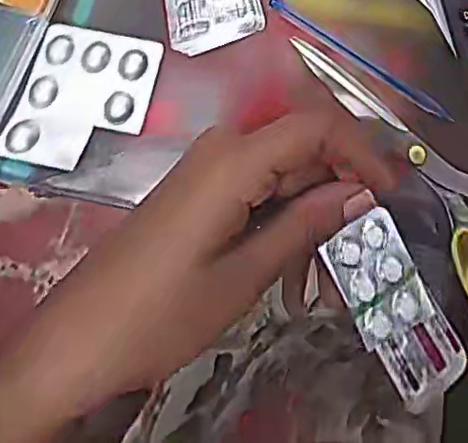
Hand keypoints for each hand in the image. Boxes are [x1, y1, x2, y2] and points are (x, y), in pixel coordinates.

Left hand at [0, 109, 398, 442]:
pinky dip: (283, 218)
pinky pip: (259, 185)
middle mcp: (223, 147)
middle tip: (356, 248)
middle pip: (301, 147)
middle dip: (336, 192)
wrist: (78, 341)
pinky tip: (288, 268)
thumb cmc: (159, 312)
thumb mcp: (244, 275)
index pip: (315, 126)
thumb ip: (304, 224)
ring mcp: (210, 165)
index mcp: (233, 159)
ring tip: (316, 279)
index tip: (389, 192)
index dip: (360, 151)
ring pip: (284, 170)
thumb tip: (360, 192)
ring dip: (310, 214)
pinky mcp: (203, 186)